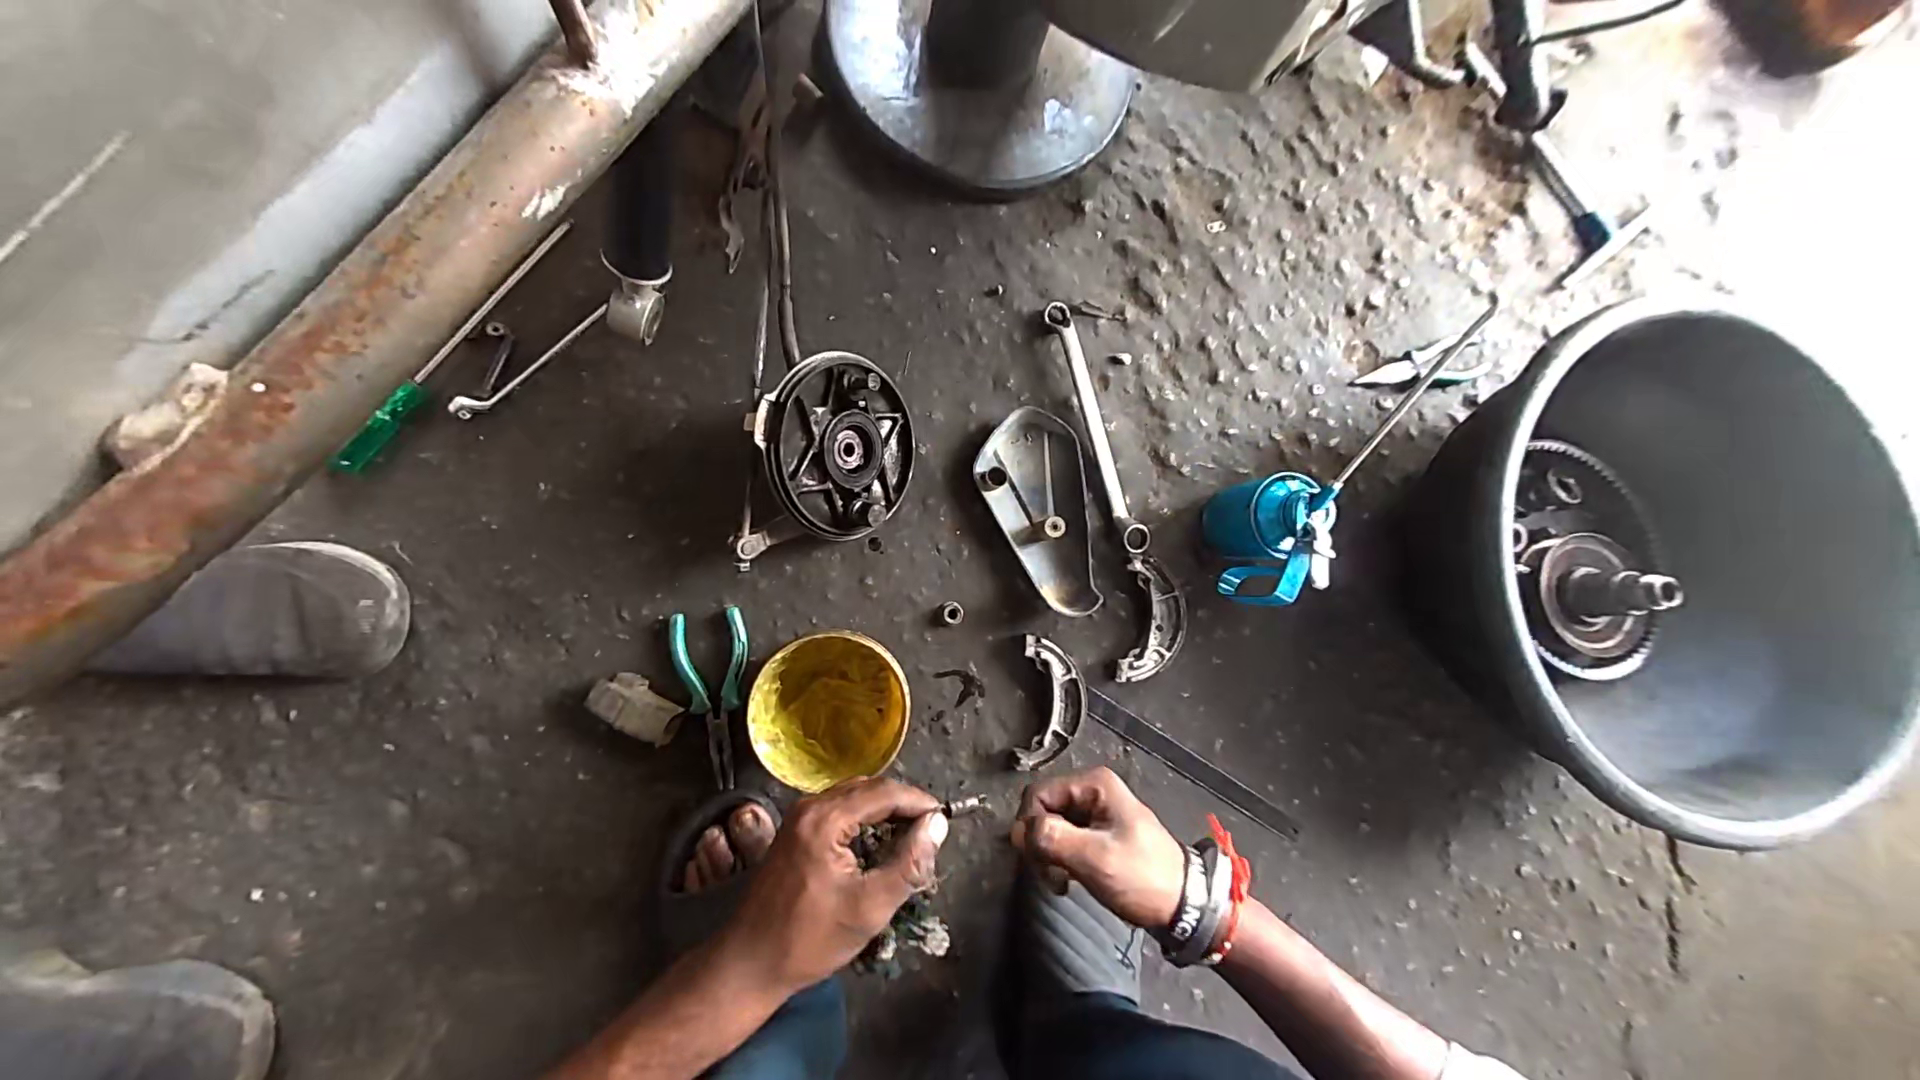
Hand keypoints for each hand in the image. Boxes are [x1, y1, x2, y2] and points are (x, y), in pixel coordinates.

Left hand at [715, 777, 947, 994]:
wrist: (748, 964)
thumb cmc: (809, 940)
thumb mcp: (870, 908)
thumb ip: (908, 864)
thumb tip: (937, 826)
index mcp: (826, 819)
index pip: (885, 792)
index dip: (918, 802)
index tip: (942, 820)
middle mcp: (811, 806)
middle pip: (870, 788)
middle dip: (903, 804)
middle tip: (929, 830)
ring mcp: (800, 816)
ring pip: (855, 796)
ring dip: (885, 809)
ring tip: (910, 835)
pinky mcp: (797, 829)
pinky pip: (840, 808)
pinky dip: (865, 817)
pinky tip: (878, 841)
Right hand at [1009, 766, 1188, 930]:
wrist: (1184, 907)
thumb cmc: (1143, 877)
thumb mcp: (1096, 858)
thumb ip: (1054, 839)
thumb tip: (1018, 831)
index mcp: (1094, 784)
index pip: (1038, 794)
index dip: (1030, 826)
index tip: (1038, 860)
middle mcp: (1093, 790)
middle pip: (1043, 809)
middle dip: (1040, 843)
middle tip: (1051, 875)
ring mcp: (1096, 811)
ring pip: (1050, 826)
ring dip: (1049, 855)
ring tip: (1061, 882)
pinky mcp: (1097, 832)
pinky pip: (1064, 839)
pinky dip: (1060, 860)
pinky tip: (1069, 880)